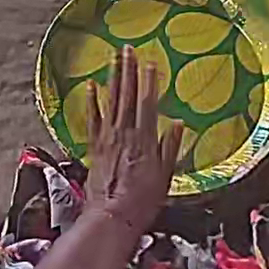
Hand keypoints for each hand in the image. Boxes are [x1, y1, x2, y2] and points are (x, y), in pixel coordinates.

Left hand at [81, 46, 183, 233]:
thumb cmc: (142, 200)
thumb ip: (170, 147)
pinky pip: (93, 119)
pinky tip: (91, 85)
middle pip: (127, 96)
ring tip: (115, 58)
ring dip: (114, 78)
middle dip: (129, 70)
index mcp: (144, 139)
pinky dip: (91, 101)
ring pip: (111, 101)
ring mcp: (107, 138)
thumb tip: (177, 123)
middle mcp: (124, 133)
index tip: (151, 62)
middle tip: (129, 49)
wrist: (111, 219)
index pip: (147, 103)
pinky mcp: (94, 146)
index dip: (149, 81)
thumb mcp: (165, 175)